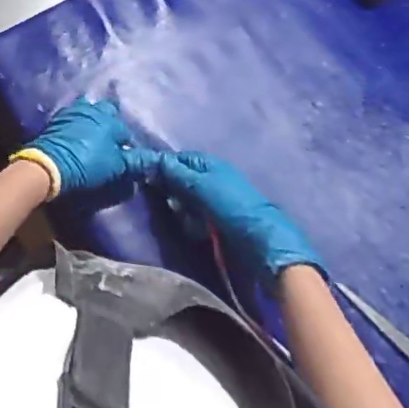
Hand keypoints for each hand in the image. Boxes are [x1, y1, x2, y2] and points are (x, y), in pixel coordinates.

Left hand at [15, 99, 155, 198]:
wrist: (52, 163)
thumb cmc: (90, 164)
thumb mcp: (118, 167)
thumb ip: (136, 161)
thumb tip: (154, 159)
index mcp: (111, 120)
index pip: (126, 130)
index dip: (127, 143)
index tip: (126, 154)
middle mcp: (93, 110)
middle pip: (106, 109)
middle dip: (110, 119)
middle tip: (109, 137)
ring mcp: (73, 111)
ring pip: (88, 109)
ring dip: (92, 118)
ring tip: (92, 132)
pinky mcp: (57, 117)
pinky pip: (73, 115)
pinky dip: (77, 121)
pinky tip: (76, 131)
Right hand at [152, 152, 322, 278]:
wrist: (265, 248)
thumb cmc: (232, 209)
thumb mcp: (199, 185)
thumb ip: (172, 172)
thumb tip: (145, 158)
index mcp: (210, 164)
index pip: (176, 158)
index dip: (160, 166)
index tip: (143, 176)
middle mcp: (213, 179)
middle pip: (180, 179)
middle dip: (168, 189)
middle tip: (156, 199)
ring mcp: (217, 202)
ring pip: (185, 199)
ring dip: (178, 208)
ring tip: (174, 218)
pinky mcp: (219, 223)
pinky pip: (194, 217)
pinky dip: (188, 222)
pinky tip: (188, 230)